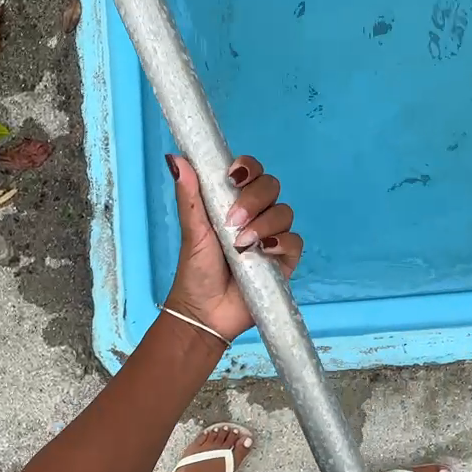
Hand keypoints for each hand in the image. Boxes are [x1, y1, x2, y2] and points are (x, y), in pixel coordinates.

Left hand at [161, 153, 303, 341]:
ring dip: (264, 223)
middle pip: (271, 187)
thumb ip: (189, 196)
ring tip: (241, 245)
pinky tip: (263, 252)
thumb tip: (176, 159)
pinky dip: (281, 243)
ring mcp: (272, 238)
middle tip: (232, 222)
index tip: (233, 177)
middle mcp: (256, 216)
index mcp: (233, 203)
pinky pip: (294, 241)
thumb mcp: (192, 231)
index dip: (248, 167)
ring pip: (284, 212)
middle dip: (254, 199)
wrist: (204, 312)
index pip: (251, 172)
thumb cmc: (196, 271)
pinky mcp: (284, 261)